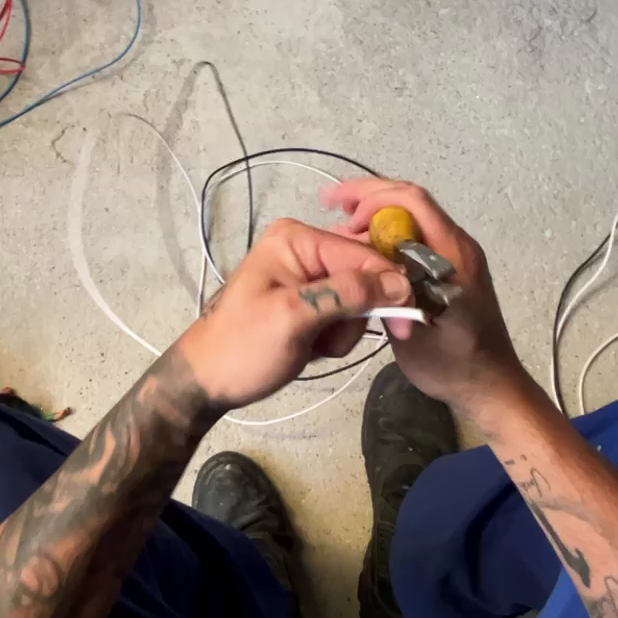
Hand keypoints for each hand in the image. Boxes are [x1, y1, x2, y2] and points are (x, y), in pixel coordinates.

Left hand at [174, 219, 413, 411]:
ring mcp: (305, 273)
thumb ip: (347, 294)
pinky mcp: (307, 298)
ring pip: (357, 298)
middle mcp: (303, 247)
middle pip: (363, 274)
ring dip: (343, 330)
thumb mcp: (295, 318)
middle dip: (357, 314)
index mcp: (297, 238)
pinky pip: (342, 312)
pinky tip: (311, 346)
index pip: (362, 253)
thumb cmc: (244, 346)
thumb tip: (400, 281)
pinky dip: (334, 335)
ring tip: (313, 345)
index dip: (390, 287)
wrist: (208, 379)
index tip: (409, 324)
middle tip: (332, 343)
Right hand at [321, 178, 529, 416]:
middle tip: (331, 201)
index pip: (412, 202)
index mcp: (452, 254)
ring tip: (340, 220)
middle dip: (368, 195)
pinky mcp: (450, 263)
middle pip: (410, 198)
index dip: (372, 200)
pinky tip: (362, 243)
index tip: (343, 218)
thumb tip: (353, 257)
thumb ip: (387, 291)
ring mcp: (455, 252)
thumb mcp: (412, 330)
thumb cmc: (452, 363)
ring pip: (411, 213)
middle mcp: (456, 243)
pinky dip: (386, 230)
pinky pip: (415, 232)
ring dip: (375, 210)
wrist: (491, 386)